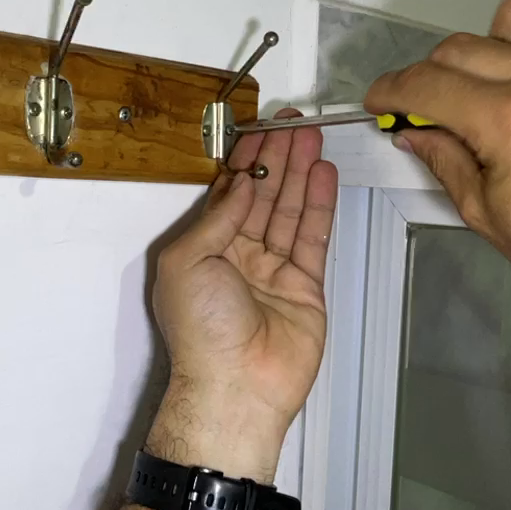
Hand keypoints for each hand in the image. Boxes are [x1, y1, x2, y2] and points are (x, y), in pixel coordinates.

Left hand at [148, 108, 337, 480]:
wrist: (237, 385)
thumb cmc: (201, 328)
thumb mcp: (186, 261)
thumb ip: (216, 217)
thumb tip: (240, 183)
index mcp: (204, 250)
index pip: (229, 194)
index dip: (245, 160)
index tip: (262, 128)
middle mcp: (239, 256)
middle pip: (262, 196)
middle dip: (277, 159)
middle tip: (295, 124)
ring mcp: (273, 270)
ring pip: (290, 211)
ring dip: (300, 173)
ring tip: (313, 138)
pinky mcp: (305, 286)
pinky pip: (313, 238)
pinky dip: (320, 205)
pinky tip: (324, 176)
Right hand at [365, 0, 510, 319]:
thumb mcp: (485, 211)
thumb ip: (442, 159)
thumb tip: (415, 132)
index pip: (428, 83)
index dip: (391, 91)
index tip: (381, 98)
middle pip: (460, 47)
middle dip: (428, 75)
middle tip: (424, 107)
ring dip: (482, 48)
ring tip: (484, 87)